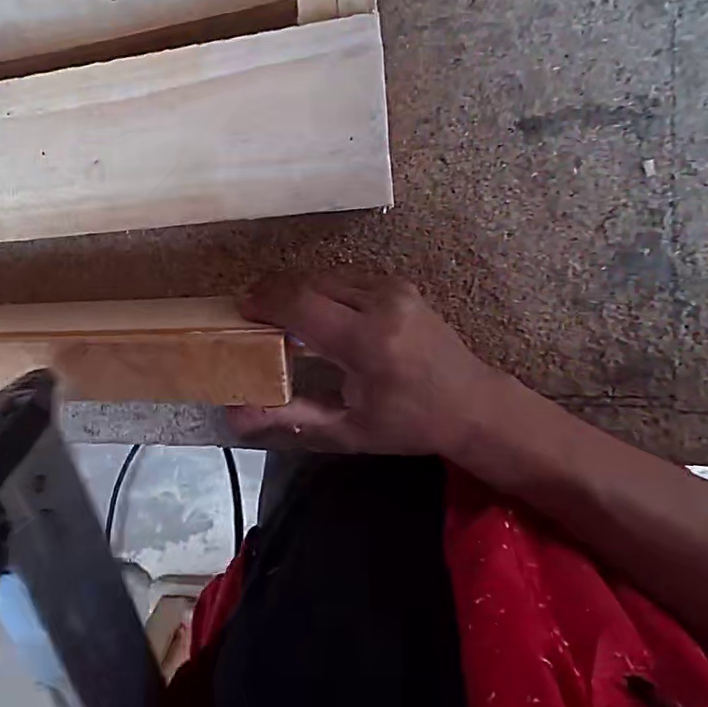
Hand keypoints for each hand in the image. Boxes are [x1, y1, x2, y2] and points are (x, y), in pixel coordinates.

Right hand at [224, 272, 516, 455]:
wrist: (471, 403)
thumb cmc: (409, 423)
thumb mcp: (348, 430)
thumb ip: (289, 416)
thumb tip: (236, 414)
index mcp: (368, 342)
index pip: (301, 304)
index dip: (264, 301)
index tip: (241, 309)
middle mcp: (382, 305)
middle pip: (310, 282)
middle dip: (275, 292)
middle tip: (253, 310)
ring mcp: (395, 290)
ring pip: (327, 276)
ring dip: (298, 289)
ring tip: (280, 312)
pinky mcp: (401, 285)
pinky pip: (348, 278)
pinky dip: (324, 289)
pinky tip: (316, 310)